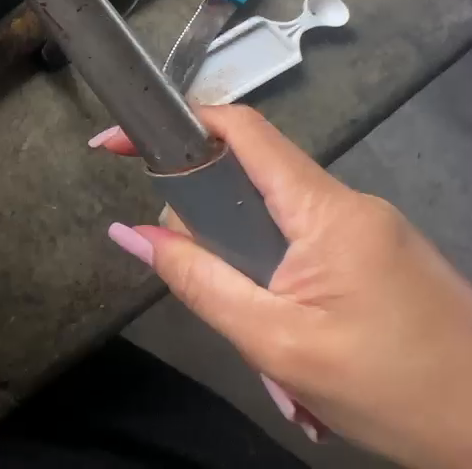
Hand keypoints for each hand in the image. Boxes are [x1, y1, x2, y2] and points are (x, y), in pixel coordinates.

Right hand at [95, 104, 471, 468]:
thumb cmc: (400, 392)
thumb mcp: (276, 341)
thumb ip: (195, 279)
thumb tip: (128, 234)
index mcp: (329, 213)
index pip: (238, 130)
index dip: (171, 123)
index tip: (115, 145)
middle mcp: (352, 210)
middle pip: (241, 184)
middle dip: (205, 231)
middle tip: (205, 288)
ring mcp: (371, 236)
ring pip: (266, 225)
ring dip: (241, 270)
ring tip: (258, 337)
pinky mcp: (381, 263)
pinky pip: (299, 251)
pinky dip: (273, 284)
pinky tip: (286, 337)